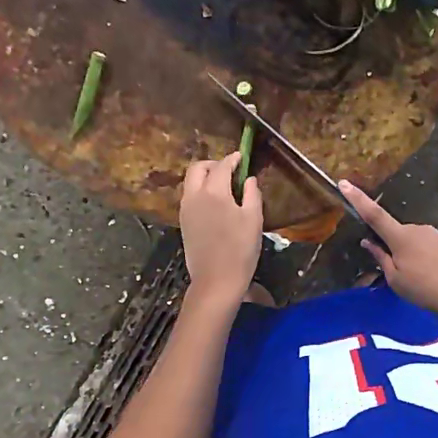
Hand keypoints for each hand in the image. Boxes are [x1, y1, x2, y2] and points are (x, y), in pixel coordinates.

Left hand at [179, 152, 262, 306]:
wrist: (216, 280)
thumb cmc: (240, 250)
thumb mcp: (254, 219)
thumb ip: (252, 194)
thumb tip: (249, 179)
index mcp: (214, 192)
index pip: (221, 166)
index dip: (232, 159)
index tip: (241, 157)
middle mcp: (194, 196)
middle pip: (197, 169)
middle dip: (213, 164)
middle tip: (229, 170)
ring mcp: (185, 210)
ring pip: (190, 182)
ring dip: (204, 177)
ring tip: (222, 185)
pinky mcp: (183, 222)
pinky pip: (189, 197)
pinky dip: (199, 191)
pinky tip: (214, 202)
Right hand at [341, 180, 437, 325]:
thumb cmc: (426, 290)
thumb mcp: (396, 280)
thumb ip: (381, 258)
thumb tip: (369, 242)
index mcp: (400, 237)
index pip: (373, 214)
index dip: (357, 199)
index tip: (344, 183)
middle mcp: (418, 229)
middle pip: (396, 234)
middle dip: (393, 249)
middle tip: (399, 275)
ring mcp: (436, 234)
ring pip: (413, 242)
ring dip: (411, 256)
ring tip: (421, 282)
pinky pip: (429, 248)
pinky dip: (426, 260)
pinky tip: (434, 278)